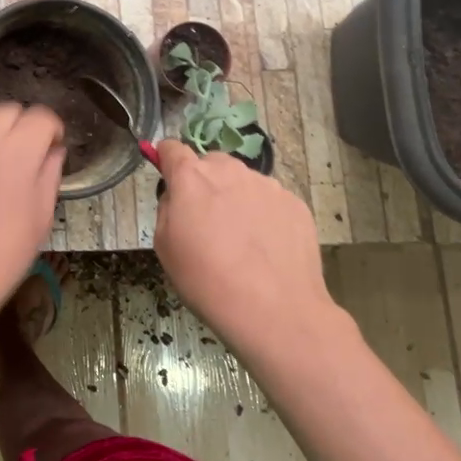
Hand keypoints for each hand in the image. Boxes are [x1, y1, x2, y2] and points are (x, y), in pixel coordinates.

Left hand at [0, 102, 65, 311]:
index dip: (52, 130)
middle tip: (25, 153)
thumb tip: (53, 150)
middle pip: (10, 110)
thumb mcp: (41, 217)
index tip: (53, 146)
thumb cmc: (3, 254)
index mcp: (17, 153)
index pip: (41, 117)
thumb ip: (49, 174)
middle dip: (23, 126)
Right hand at [152, 140, 340, 360]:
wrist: (276, 311)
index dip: (167, 159)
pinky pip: (271, 201)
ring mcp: (267, 185)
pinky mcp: (296, 204)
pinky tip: (268, 248)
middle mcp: (230, 171)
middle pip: (211, 163)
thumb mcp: (165, 246)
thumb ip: (167, 208)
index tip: (169, 177)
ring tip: (243, 240)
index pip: (172, 148)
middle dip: (206, 182)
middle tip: (208, 220)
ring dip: (237, 197)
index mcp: (191, 178)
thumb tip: (178, 196)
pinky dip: (265, 215)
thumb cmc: (207, 280)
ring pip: (243, 181)